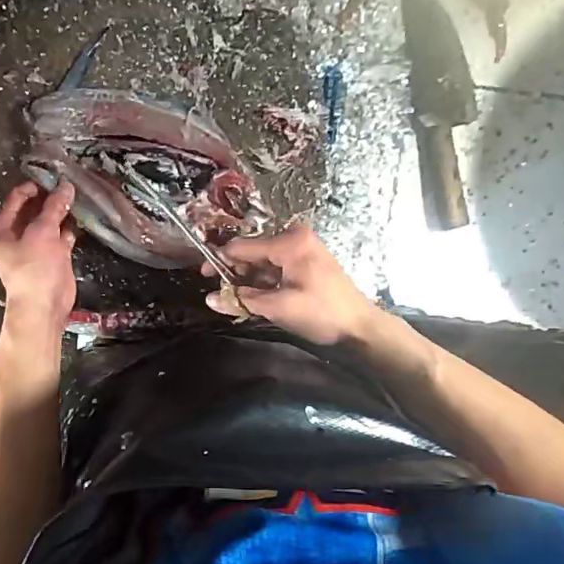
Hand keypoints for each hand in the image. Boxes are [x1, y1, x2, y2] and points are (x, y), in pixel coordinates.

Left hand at [0, 180, 76, 337]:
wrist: (44, 306)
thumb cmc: (34, 267)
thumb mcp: (42, 232)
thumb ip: (54, 207)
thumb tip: (66, 185)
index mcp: (2, 227)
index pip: (17, 197)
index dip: (35, 185)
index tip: (55, 175)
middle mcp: (15, 234)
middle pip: (34, 208)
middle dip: (51, 197)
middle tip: (71, 183)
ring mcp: (35, 245)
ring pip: (49, 221)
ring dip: (62, 211)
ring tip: (79, 196)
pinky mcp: (53, 256)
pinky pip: (61, 235)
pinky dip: (70, 228)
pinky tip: (82, 217)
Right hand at [204, 225, 383, 345]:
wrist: (360, 326)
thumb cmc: (322, 313)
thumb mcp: (278, 308)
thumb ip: (242, 301)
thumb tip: (209, 299)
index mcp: (289, 242)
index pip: (242, 247)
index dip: (220, 261)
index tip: (202, 276)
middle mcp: (294, 238)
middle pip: (251, 253)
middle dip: (235, 274)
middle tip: (222, 296)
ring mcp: (301, 249)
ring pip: (262, 263)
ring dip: (249, 282)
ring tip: (238, 302)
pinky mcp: (305, 262)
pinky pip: (275, 269)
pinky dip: (263, 284)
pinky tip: (255, 300)